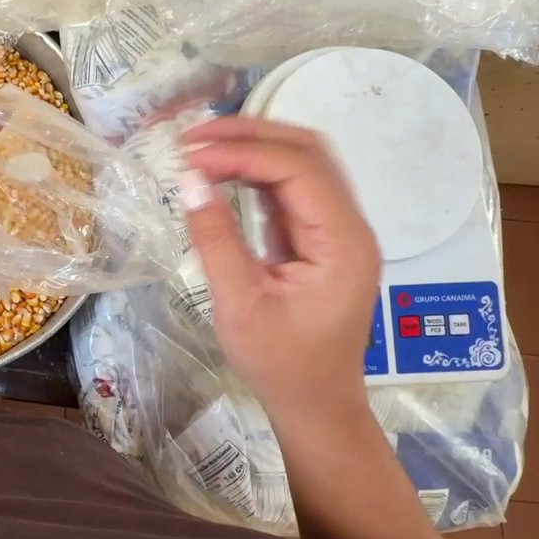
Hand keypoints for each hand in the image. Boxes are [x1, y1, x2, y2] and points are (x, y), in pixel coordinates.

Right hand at [179, 116, 381, 422]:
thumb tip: (190, 180)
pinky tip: (220, 171)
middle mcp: (349, 226)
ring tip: (201, 147)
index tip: (189, 157)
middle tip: (193, 137)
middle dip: (251, 134)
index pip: (298, 170)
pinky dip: (254, 169)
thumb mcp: (239, 304)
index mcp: (342, 243)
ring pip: (302, 161)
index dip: (243, 153)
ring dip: (253, 146)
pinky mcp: (317, 236)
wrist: (315, 403)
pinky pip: (290, 185)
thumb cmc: (280, 363)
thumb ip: (216, 239)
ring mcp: (337, 229)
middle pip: (308, 151)